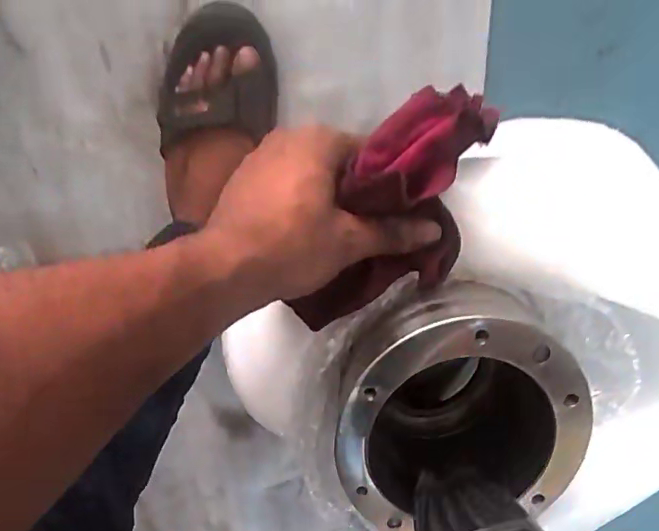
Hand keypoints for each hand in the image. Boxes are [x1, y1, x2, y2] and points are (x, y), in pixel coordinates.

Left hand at [200, 125, 442, 300]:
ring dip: (326, 199)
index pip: (371, 152)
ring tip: (339, 234)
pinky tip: (303, 232)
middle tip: (371, 228)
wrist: (225, 268)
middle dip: (356, 193)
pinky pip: (284, 186)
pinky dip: (299, 203)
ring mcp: (261, 155)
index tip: (399, 211)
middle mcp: (289, 135)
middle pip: (338, 162)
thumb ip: (390, 232)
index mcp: (320, 139)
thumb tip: (432, 230)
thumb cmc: (292, 247)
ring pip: (309, 174)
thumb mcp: (347, 242)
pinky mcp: (243, 180)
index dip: (390, 182)